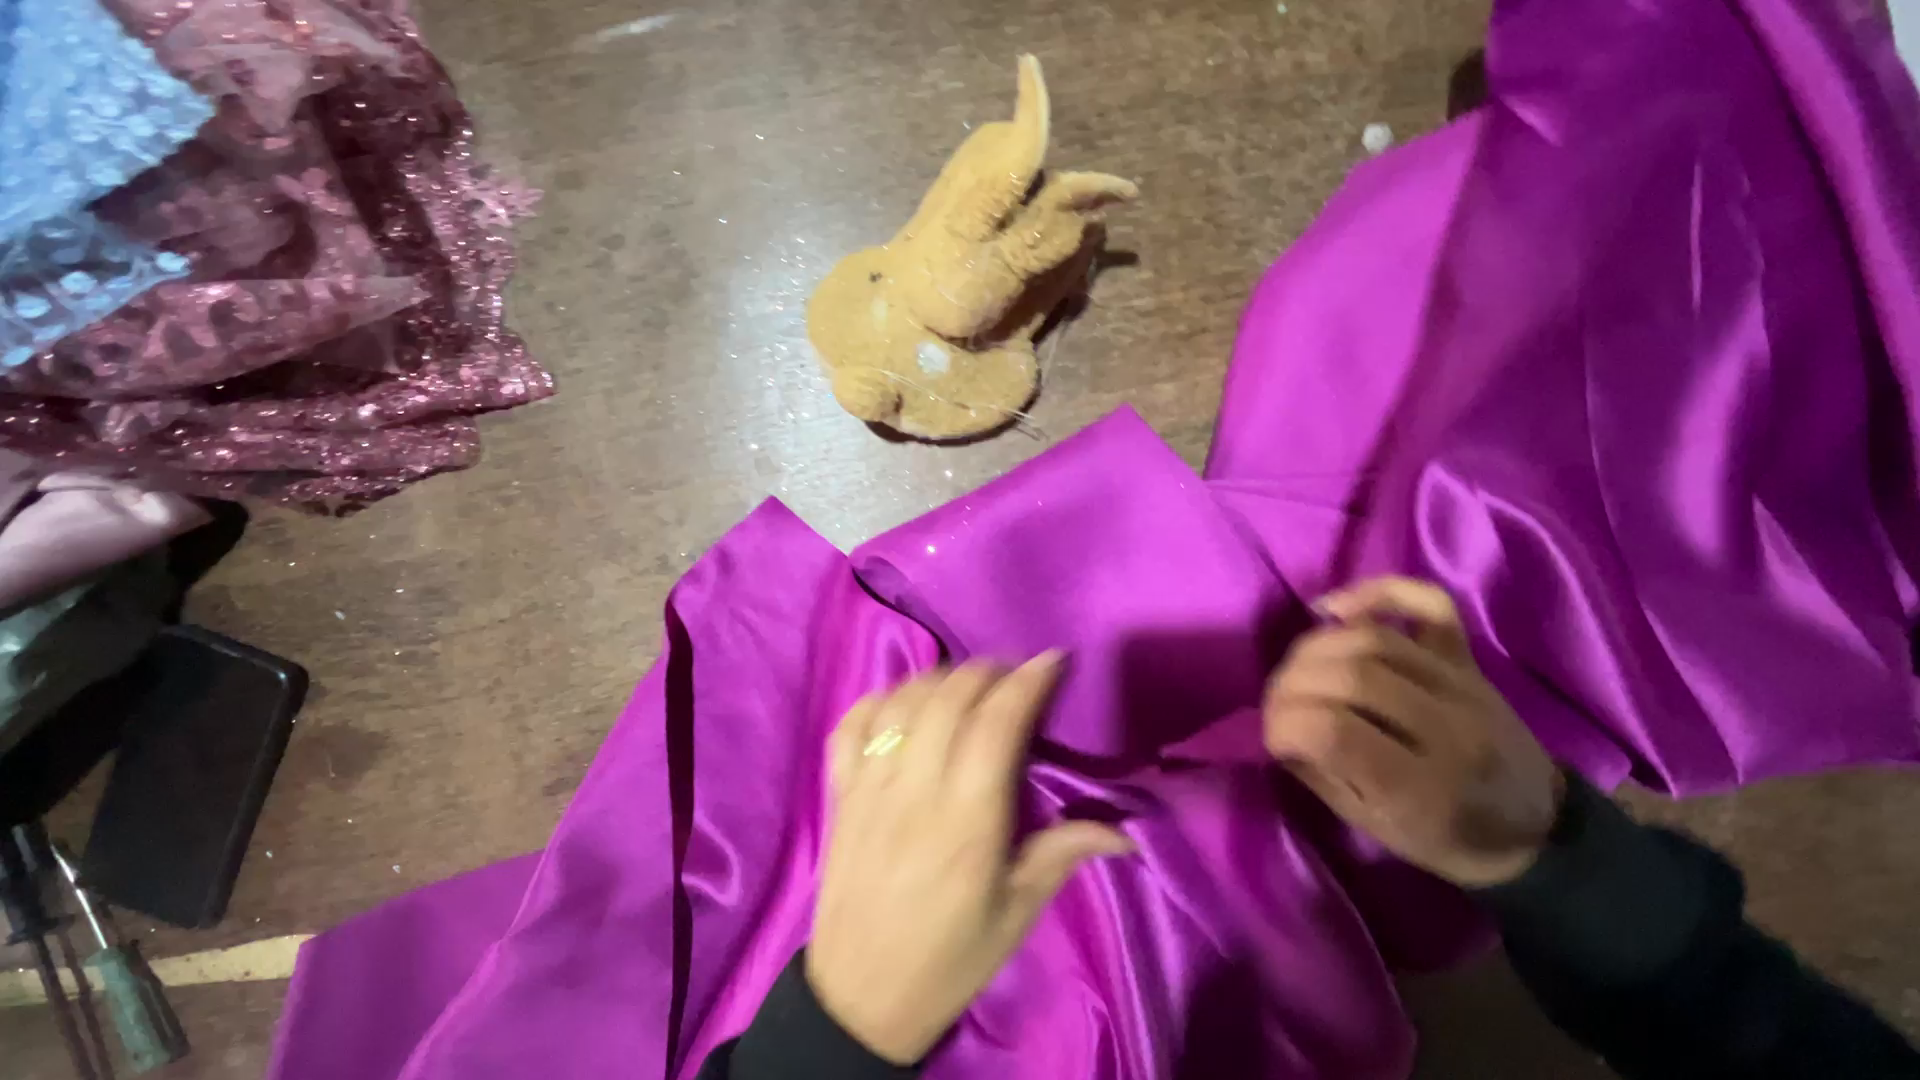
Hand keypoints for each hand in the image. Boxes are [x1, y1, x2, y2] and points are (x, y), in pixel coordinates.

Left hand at [808, 654, 1132, 1063]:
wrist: (862, 997)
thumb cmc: (951, 956)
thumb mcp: (1017, 914)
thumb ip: (1062, 854)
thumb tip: (1126, 830)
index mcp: (967, 821)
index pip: (997, 725)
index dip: (1026, 682)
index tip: (1051, 660)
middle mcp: (916, 791)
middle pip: (949, 699)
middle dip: (987, 670)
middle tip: (1013, 674)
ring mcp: (870, 788)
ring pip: (902, 703)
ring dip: (938, 678)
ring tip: (966, 683)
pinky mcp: (841, 795)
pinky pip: (851, 727)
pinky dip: (880, 701)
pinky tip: (903, 703)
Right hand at [1262, 577, 1563, 886]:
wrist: (1532, 828)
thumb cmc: (1443, 836)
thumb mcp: (1371, 824)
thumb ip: (1318, 771)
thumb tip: (1276, 725)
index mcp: (1421, 788)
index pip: (1332, 731)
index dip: (1283, 725)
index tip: (1272, 737)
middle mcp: (1447, 729)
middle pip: (1350, 676)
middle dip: (1292, 685)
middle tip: (1276, 703)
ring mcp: (1462, 685)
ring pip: (1373, 639)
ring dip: (1315, 648)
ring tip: (1296, 671)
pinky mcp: (1468, 658)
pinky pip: (1428, 603)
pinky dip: (1378, 592)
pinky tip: (1338, 609)